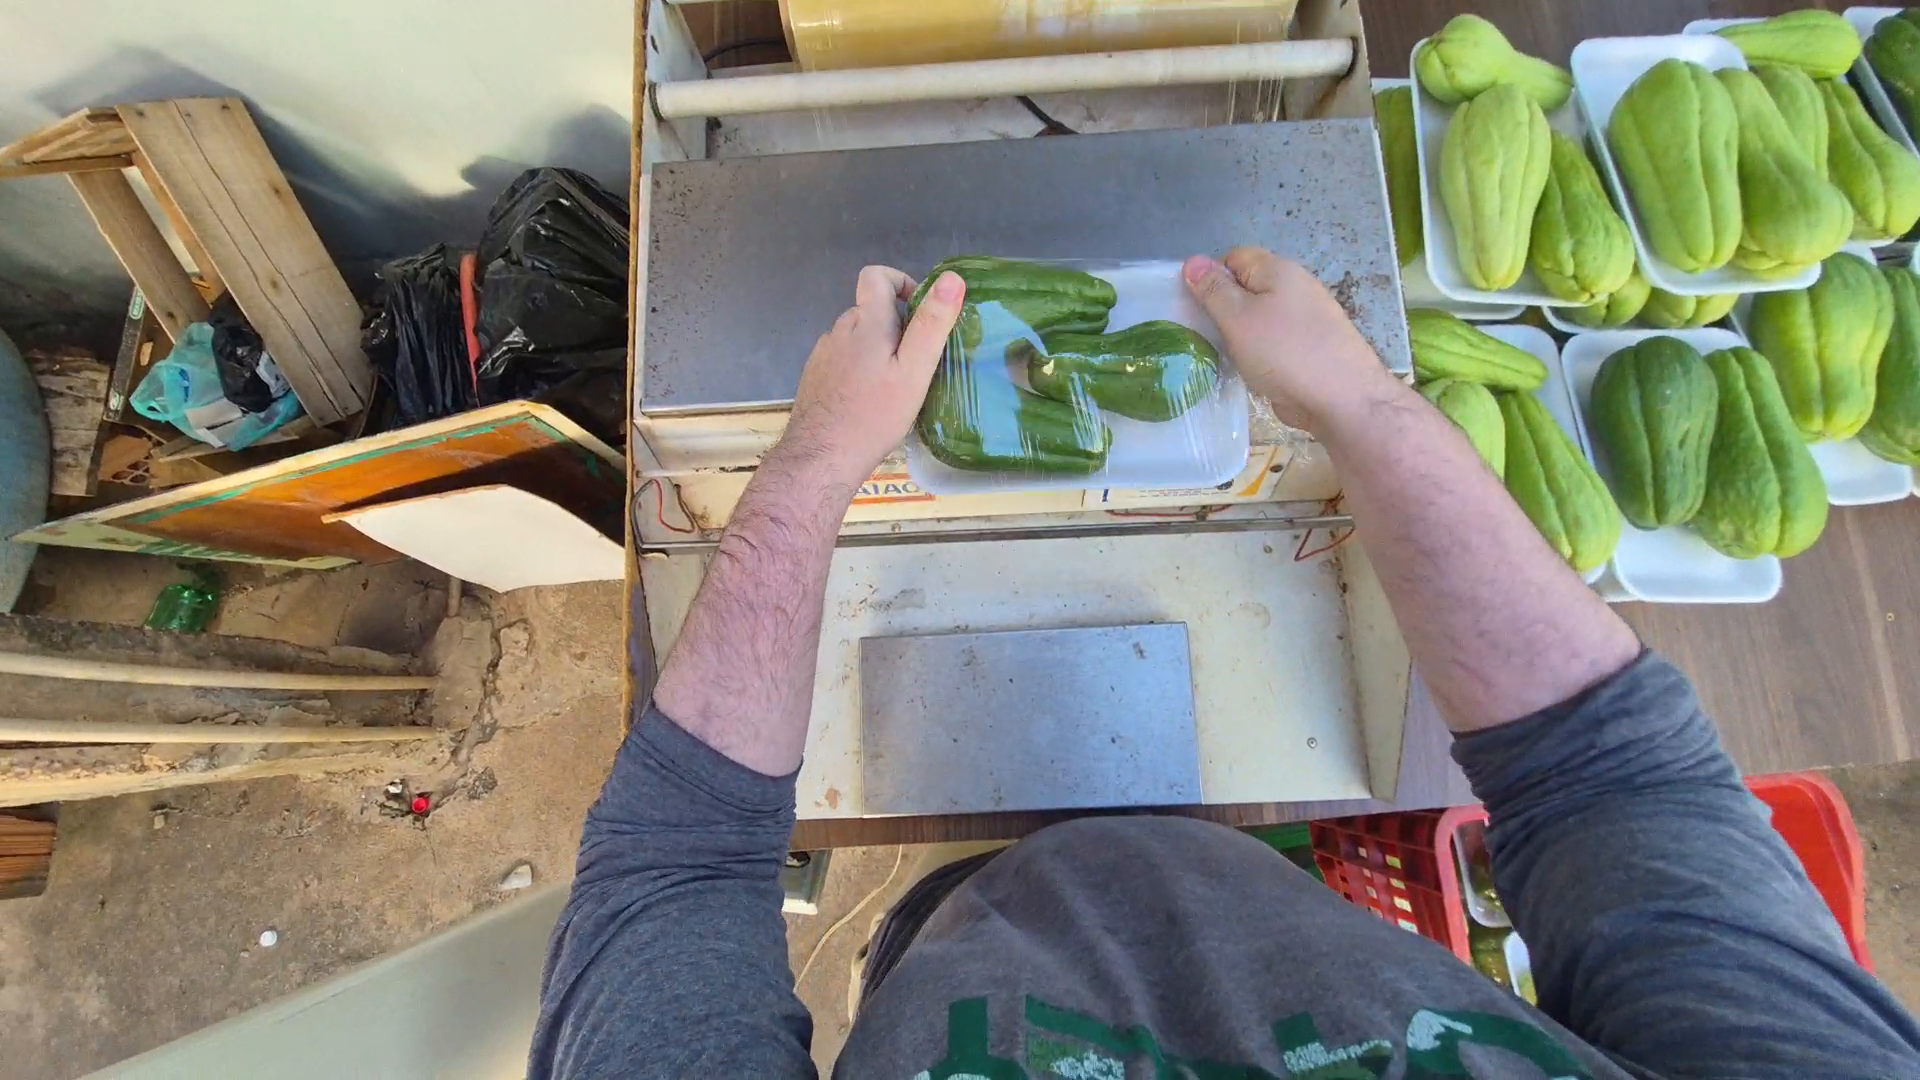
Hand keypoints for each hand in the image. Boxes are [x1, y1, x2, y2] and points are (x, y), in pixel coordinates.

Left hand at [776, 265, 965, 484]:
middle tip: (915, 365)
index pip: (876, 276)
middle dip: (894, 327)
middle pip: (869, 311)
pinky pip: (842, 360)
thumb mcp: (914, 371)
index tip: (918, 313)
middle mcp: (839, 330)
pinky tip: (868, 401)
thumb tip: (951, 279)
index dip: (900, 283)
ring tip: (893, 388)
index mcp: (866, 323)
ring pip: (856, 338)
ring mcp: (823, 354)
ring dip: (876, 351)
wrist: (822, 456)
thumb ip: (931, 324)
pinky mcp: (815, 377)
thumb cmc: (875, 415)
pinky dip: (858, 370)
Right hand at [1183, 247, 1399, 431]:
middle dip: (1224, 308)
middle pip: (1247, 287)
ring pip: (1258, 316)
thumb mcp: (1237, 318)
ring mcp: (1304, 317)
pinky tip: (1251, 369)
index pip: (1234, 258)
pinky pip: (1272, 339)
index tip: (1200, 309)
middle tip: (1209, 335)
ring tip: (1226, 355)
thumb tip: (1192, 262)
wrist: (1339, 396)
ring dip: (1239, 334)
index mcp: (1278, 271)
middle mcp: (1295, 287)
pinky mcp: (1307, 345)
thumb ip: (1213, 290)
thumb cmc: (1283, 352)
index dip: (1212, 279)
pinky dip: (1257, 351)